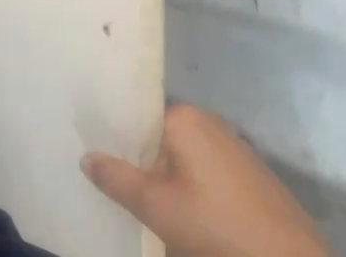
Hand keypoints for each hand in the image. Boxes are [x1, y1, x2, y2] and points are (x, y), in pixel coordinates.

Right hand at [83, 104, 329, 256]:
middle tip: (114, 181)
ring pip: (185, 157)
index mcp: (185, 117)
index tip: (93, 150)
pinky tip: (187, 214)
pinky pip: (210, 173)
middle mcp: (212, 124)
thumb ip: (115, 178)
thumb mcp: (154, 206)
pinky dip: (193, 188)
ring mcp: (240, 152)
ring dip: (166, 176)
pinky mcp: (258, 181)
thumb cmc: (217, 229)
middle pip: (159, 136)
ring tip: (146, 201)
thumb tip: (87, 157)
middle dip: (139, 157)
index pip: (134, 115)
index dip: (112, 135)